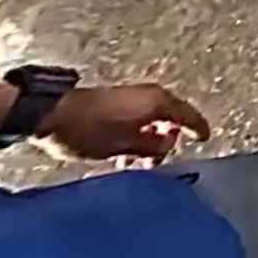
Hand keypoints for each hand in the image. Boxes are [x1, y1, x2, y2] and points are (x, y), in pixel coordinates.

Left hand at [38, 84, 210, 162]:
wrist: (53, 113)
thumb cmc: (90, 131)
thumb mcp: (121, 145)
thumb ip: (150, 146)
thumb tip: (168, 145)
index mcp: (161, 104)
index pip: (189, 116)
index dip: (198, 128)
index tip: (203, 139)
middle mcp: (156, 95)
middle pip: (172, 117)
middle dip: (166, 139)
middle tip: (153, 162)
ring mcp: (139, 95)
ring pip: (156, 118)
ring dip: (150, 137)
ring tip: (133, 159)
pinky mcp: (123, 98)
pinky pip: (143, 114)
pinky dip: (141, 130)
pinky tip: (124, 146)